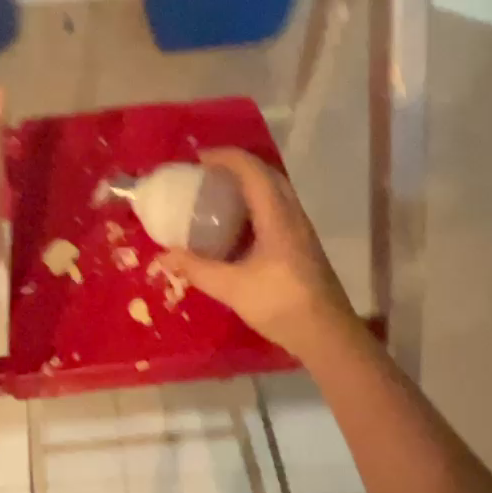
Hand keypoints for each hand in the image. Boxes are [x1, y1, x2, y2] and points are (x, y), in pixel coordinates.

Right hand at [158, 148, 356, 359]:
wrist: (328, 336)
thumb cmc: (282, 304)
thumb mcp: (232, 288)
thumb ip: (196, 269)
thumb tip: (163, 256)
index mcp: (277, 215)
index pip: (252, 169)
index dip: (225, 157)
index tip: (198, 159)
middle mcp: (292, 214)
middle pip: (266, 174)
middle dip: (236, 166)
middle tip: (206, 175)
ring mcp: (300, 230)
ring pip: (274, 192)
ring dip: (247, 185)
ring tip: (217, 195)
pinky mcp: (302, 245)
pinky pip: (277, 209)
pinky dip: (254, 205)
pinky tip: (236, 227)